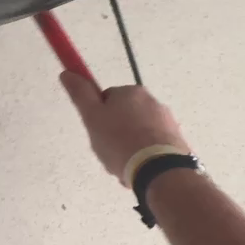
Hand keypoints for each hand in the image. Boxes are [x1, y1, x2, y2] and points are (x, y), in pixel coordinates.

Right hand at [60, 72, 189, 184]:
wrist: (159, 171)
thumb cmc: (119, 141)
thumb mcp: (92, 117)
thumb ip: (80, 94)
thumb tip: (67, 73)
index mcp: (131, 92)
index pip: (106, 98)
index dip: (98, 115)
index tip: (97, 131)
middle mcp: (153, 101)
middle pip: (124, 115)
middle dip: (115, 131)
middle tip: (107, 149)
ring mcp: (168, 122)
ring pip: (138, 132)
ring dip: (129, 145)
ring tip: (122, 163)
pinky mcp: (177, 141)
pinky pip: (153, 145)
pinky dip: (144, 154)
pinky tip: (137, 167)